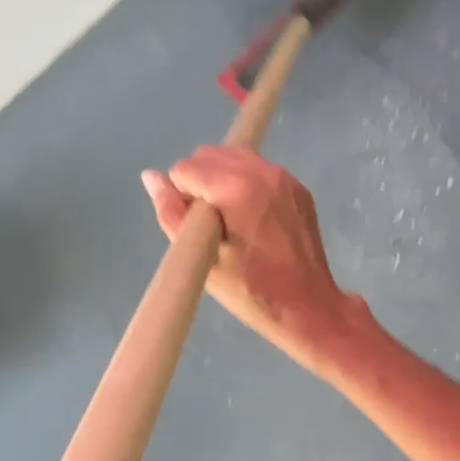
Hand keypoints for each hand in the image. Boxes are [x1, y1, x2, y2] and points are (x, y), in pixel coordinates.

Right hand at [142, 146, 368, 363]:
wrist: (308, 305)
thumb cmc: (252, 291)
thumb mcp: (203, 258)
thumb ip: (173, 214)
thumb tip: (151, 176)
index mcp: (237, 188)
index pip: (186, 168)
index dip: (181, 196)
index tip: (195, 227)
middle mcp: (263, 171)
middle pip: (210, 154)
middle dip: (198, 181)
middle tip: (207, 223)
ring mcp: (284, 177)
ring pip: (236, 156)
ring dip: (221, 178)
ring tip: (227, 219)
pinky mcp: (298, 187)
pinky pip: (259, 169)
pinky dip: (245, 183)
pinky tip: (250, 218)